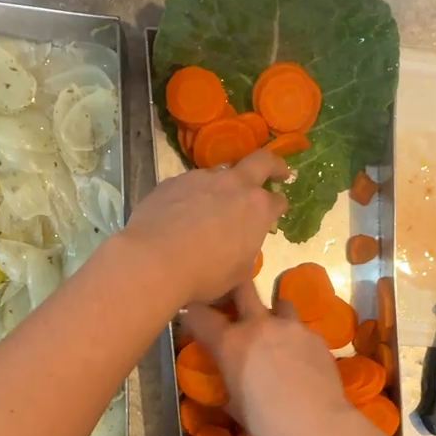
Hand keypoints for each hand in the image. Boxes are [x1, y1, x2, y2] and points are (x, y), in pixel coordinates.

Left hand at [118, 149, 289, 307]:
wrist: (155, 260)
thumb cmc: (206, 274)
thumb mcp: (239, 272)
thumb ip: (247, 251)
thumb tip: (242, 243)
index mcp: (257, 209)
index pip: (277, 201)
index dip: (280, 206)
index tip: (279, 210)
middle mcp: (234, 184)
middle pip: (261, 161)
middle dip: (273, 165)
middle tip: (278, 171)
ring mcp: (202, 178)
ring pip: (221, 173)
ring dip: (225, 185)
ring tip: (217, 204)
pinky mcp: (174, 181)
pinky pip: (191, 184)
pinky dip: (195, 195)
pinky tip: (185, 213)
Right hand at [183, 283, 365, 435]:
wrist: (318, 426)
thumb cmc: (268, 423)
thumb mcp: (235, 406)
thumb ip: (227, 381)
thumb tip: (228, 378)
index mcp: (230, 342)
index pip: (199, 313)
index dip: (193, 315)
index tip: (195, 322)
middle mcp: (258, 324)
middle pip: (242, 287)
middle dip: (235, 291)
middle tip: (235, 307)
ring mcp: (290, 326)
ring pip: (278, 303)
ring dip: (273, 314)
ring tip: (275, 335)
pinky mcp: (315, 335)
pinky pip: (300, 328)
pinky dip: (295, 338)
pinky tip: (299, 358)